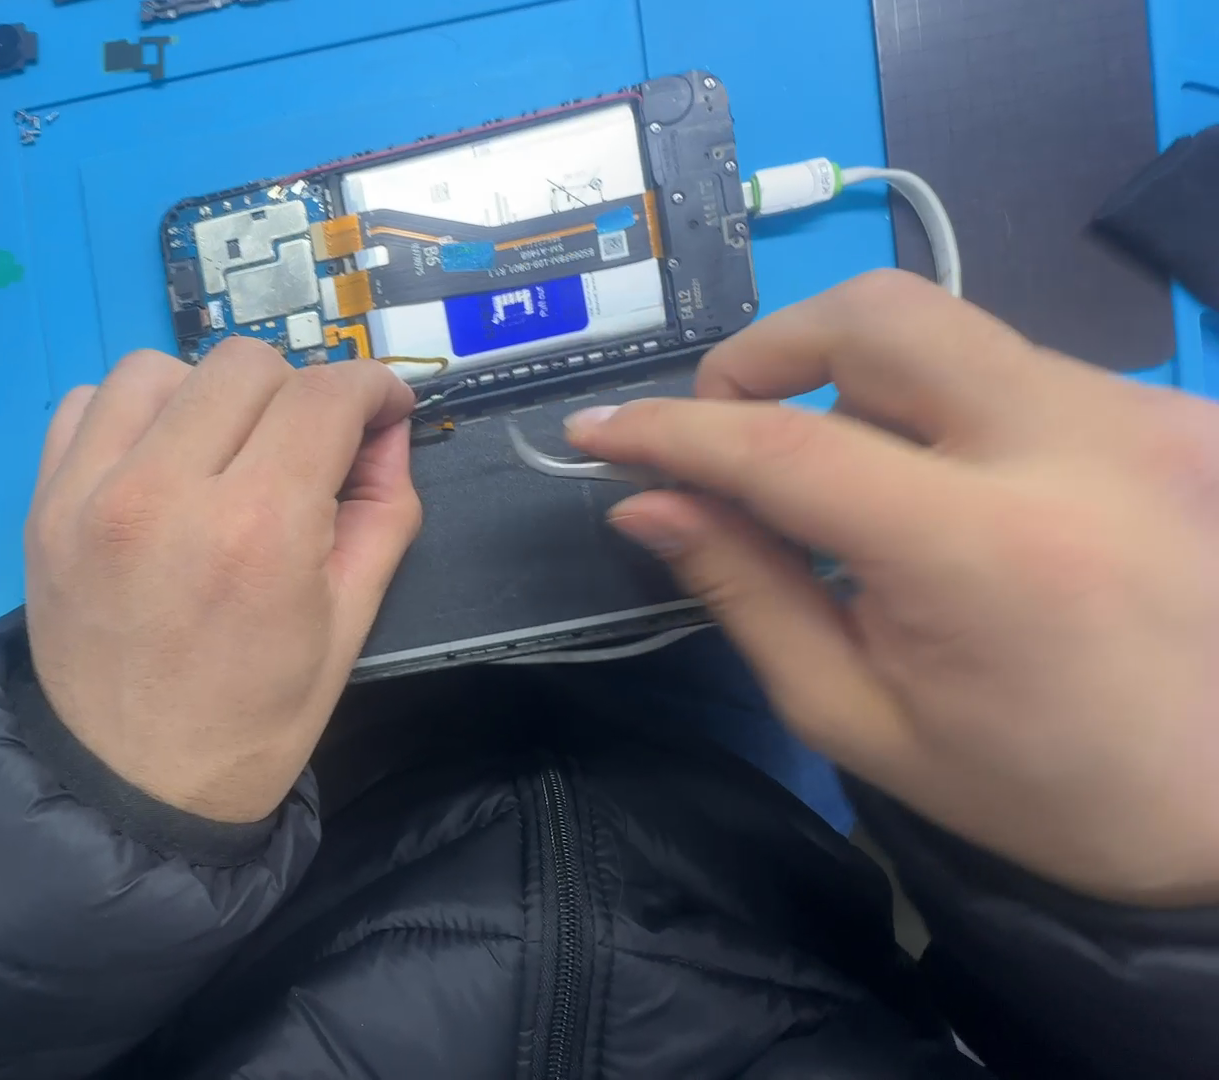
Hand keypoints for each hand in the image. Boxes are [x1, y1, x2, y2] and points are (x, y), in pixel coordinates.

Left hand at [25, 340, 420, 823]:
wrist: (131, 787)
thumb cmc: (255, 721)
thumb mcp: (351, 624)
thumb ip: (383, 509)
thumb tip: (385, 428)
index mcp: (258, 531)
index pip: (325, 395)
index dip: (372, 387)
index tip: (383, 410)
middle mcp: (164, 491)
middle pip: (246, 364)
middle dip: (298, 393)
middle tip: (304, 449)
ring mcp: (88, 493)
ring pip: (161, 367)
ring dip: (211, 396)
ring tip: (223, 455)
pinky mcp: (42, 504)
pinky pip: (90, 404)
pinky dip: (135, 415)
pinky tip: (155, 464)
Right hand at [567, 270, 1218, 906]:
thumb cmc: (1033, 787)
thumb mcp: (847, 710)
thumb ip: (742, 589)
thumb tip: (644, 505)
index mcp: (990, 554)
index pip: (783, 446)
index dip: (667, 429)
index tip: (594, 430)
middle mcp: (1089, 448)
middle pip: (880, 315)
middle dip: (762, 353)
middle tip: (721, 427)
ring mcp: (1159, 416)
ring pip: (939, 334)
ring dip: (838, 386)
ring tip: (822, 477)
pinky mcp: (1182, 413)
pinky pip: (998, 370)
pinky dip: (914, 409)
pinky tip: (920, 489)